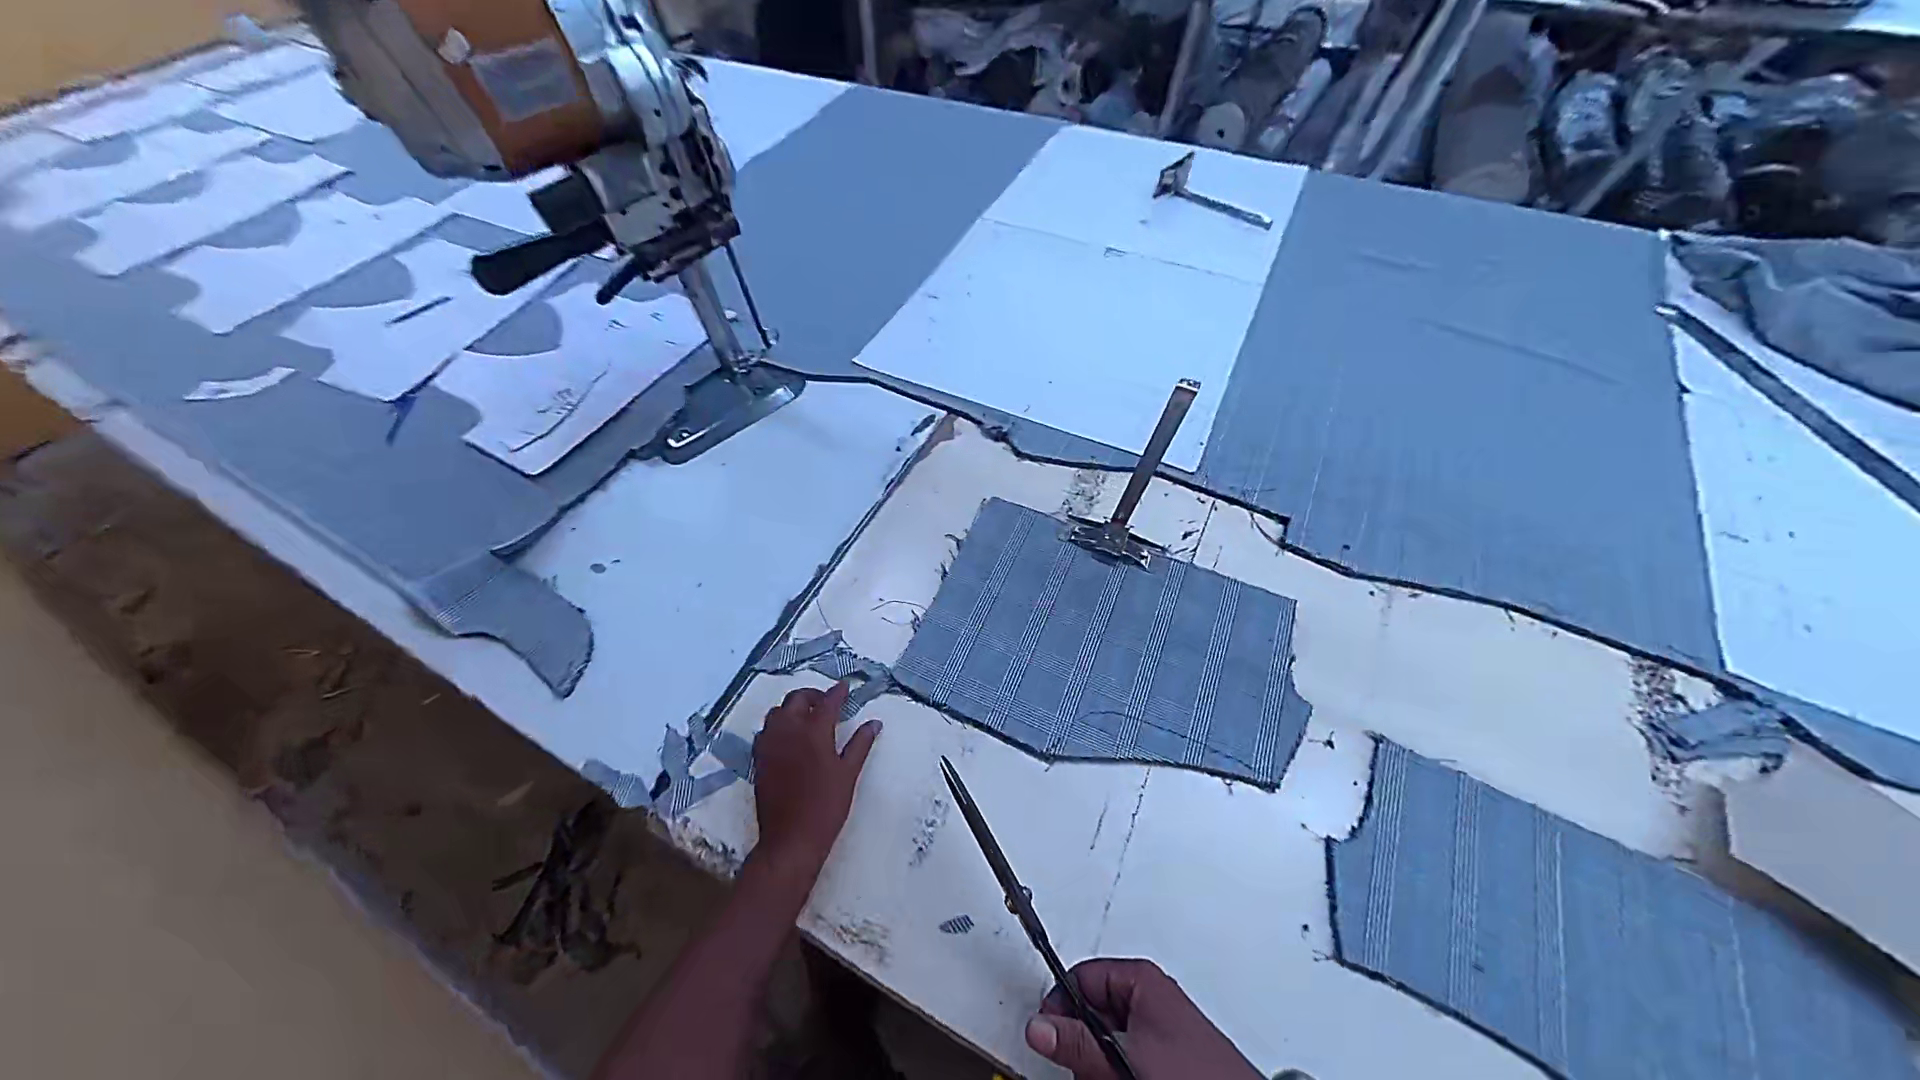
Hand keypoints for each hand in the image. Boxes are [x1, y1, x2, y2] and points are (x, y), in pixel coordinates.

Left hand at [751, 682, 880, 880]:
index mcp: (813, 732)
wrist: (790, 838)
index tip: (845, 687)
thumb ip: (860, 744)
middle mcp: (788, 731)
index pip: (827, 702)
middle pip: (797, 699)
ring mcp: (769, 744)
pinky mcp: (758, 758)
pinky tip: (789, 737)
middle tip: (827, 703)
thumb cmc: (826, 807)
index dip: (838, 692)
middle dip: (813, 695)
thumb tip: (874, 723)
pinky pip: (766, 730)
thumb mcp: (848, 774)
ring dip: (793, 708)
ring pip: (777, 712)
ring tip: (808, 718)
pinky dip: (778, 725)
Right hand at [1026, 959, 1261, 1079]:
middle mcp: (1149, 998)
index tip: (1051, 1036)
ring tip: (1109, 1078)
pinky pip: (1126, 1055)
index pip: (1080, 977)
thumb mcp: (1125, 1058)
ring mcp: (1159, 1029)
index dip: (1061, 1007)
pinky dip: (1117, 1070)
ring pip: (1107, 1038)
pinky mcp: (1166, 1057)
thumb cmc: (1198, 1077)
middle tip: (1089, 1068)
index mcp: (1140, 980)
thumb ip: (1079, 1043)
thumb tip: (1040, 1027)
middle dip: (1084, 1044)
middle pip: (1092, 1010)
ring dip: (1100, 1063)